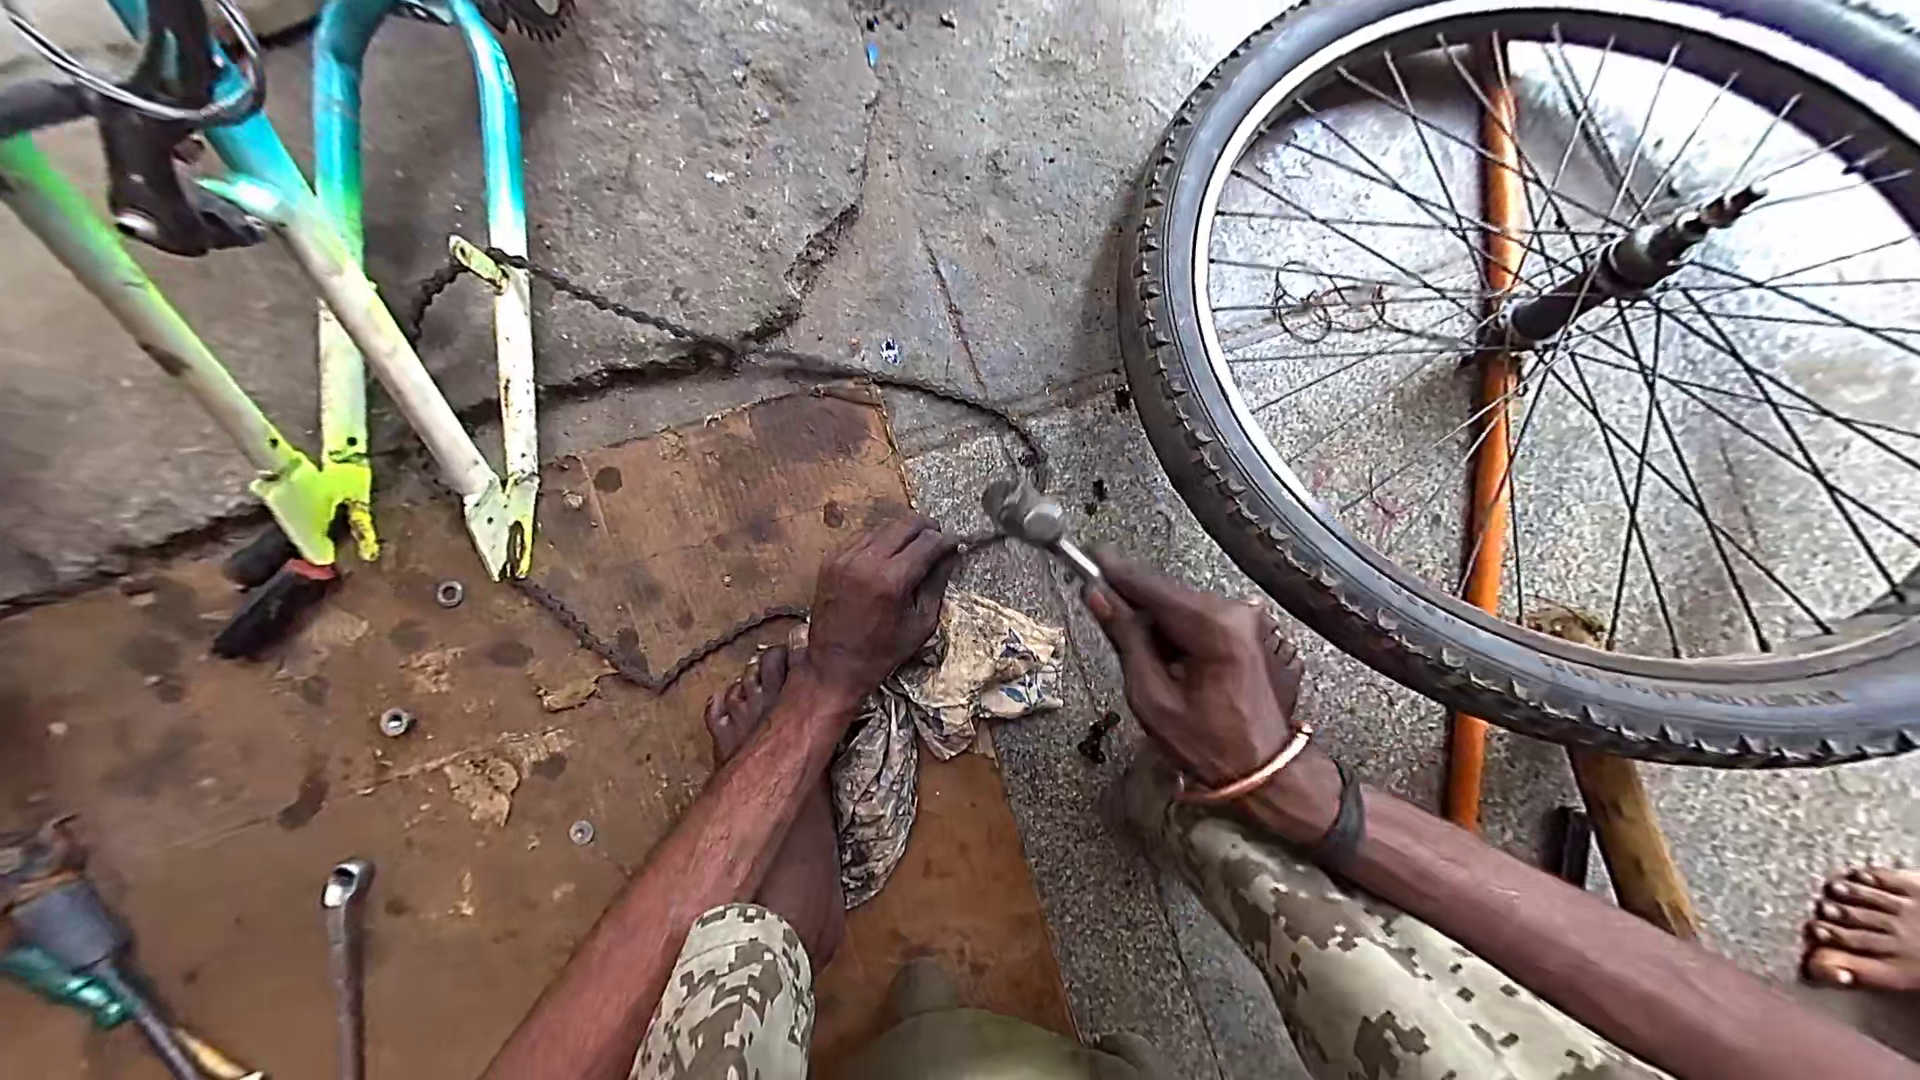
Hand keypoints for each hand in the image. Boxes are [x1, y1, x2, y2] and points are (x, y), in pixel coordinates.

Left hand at [804, 516, 959, 701]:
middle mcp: (866, 562)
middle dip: (926, 527)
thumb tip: (952, 555)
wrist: (835, 665)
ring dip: (902, 532)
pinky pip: (861, 536)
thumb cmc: (882, 651)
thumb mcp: (921, 623)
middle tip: (937, 539)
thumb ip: (937, 583)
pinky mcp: (831, 560)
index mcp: (892, 580)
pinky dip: (879, 539)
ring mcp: (845, 558)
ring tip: (914, 547)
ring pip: (883, 526)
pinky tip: (888, 553)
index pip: (927, 542)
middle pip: (905, 524)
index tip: (954, 543)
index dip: (946, 540)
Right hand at [1085, 549, 1302, 787]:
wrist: (1266, 771)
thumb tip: (1101, 599)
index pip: (1153, 588)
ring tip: (1149, 664)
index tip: (1093, 555)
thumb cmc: (1211, 745)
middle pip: (1168, 594)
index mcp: (1215, 630)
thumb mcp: (1152, 697)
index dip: (1117, 572)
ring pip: (1182, 606)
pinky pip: (1200, 618)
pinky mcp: (1249, 632)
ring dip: (1156, 622)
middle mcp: (1237, 615)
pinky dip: (1177, 631)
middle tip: (1105, 616)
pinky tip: (1170, 662)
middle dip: (1134, 604)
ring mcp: (1247, 622)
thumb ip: (1126, 639)